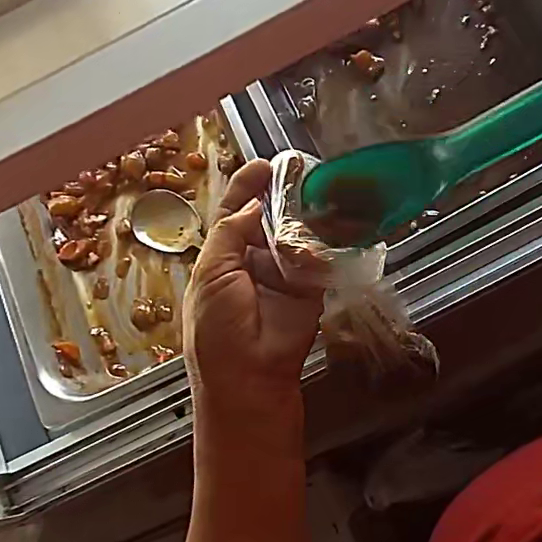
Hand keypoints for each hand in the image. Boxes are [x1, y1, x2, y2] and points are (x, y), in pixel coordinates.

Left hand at [184, 160, 323, 417]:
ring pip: (298, 235)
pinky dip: (324, 244)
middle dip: (285, 197)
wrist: (250, 376)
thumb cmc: (217, 330)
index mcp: (224, 256)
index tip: (264, 165)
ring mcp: (285, 273)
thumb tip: (254, 203)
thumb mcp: (211, 274)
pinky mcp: (311, 287)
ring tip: (320, 192)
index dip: (248, 186)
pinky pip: (320, 259)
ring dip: (307, 217)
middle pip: (273, 218)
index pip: (236, 212)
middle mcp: (255, 260)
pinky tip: (330, 227)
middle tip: (303, 173)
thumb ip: (231, 233)